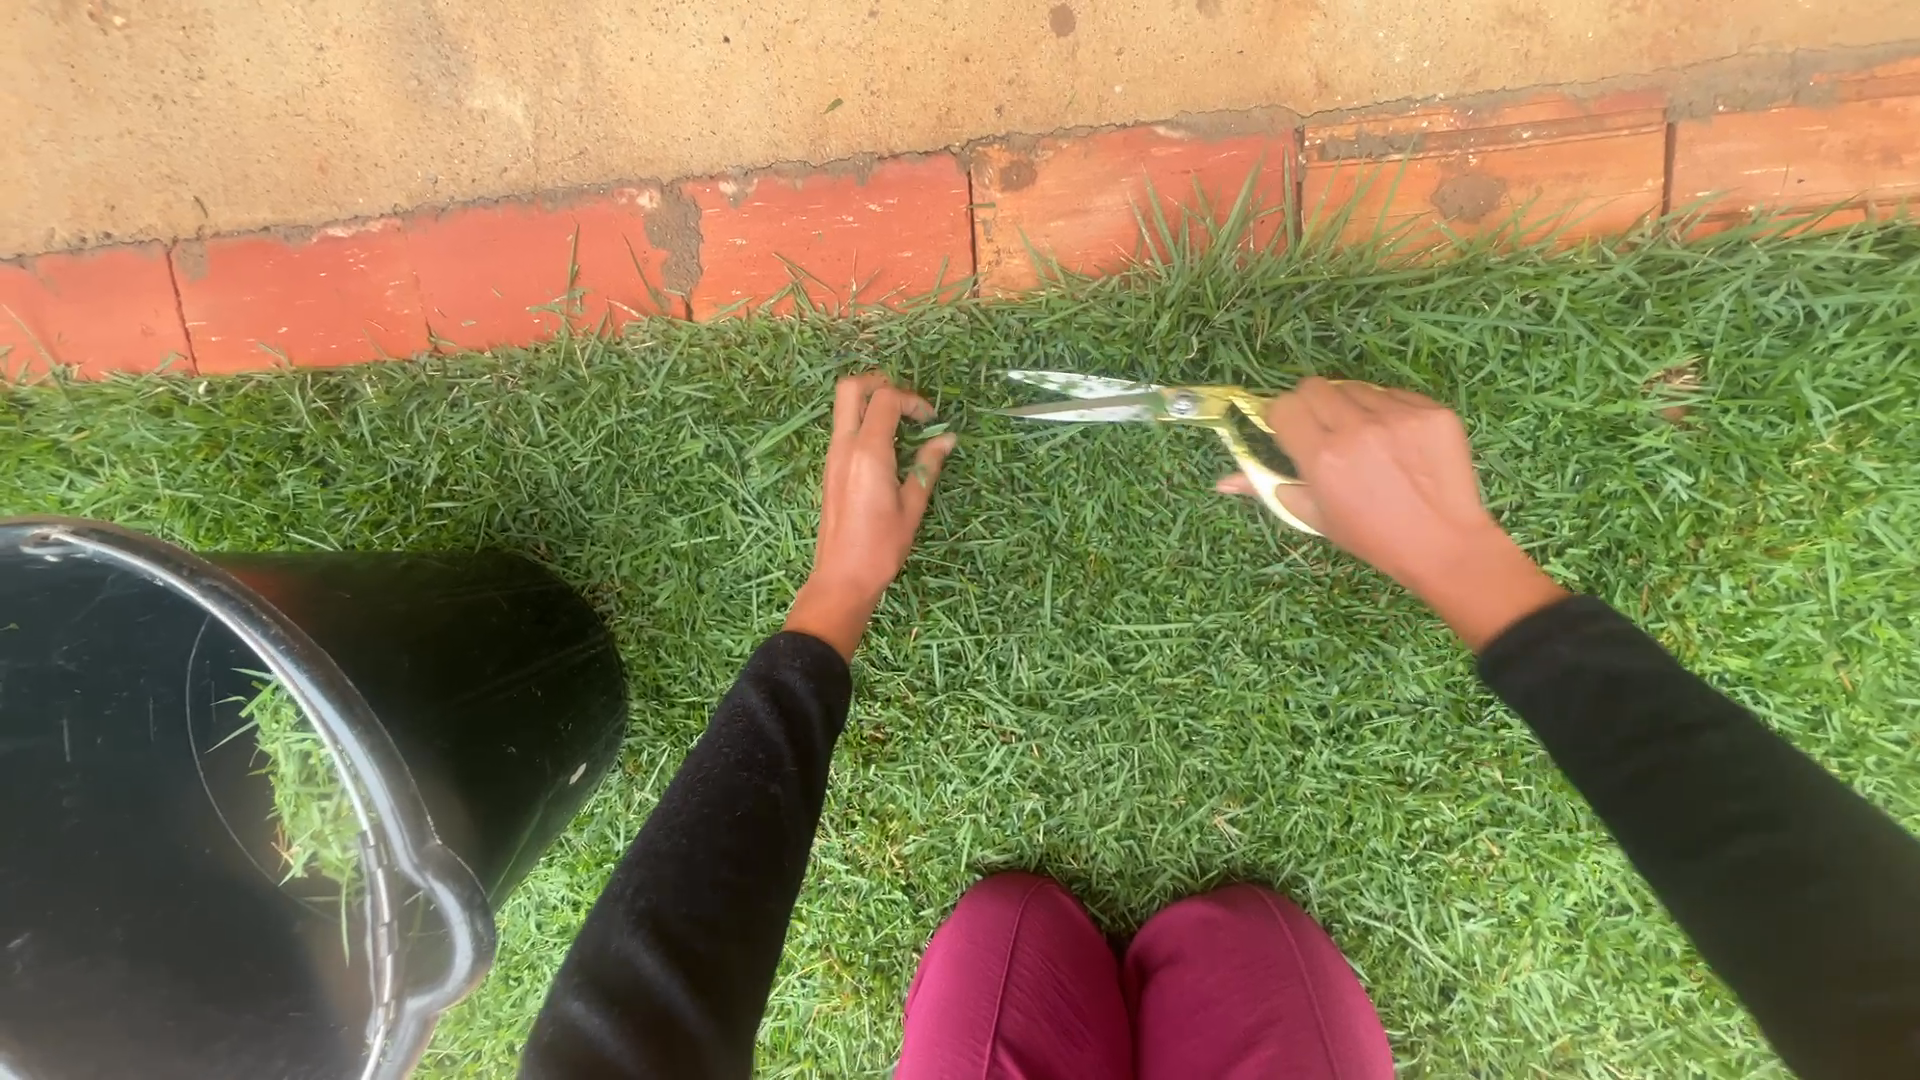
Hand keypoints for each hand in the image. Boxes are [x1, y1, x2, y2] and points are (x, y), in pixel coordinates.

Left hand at [784, 373, 957, 659]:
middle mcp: (844, 447)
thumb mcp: (913, 506)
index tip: (931, 420)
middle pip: (851, 389)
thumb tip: (947, 439)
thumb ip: (927, 466)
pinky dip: (865, 424)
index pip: (886, 400)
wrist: (842, 577)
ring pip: (844, 408)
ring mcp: (832, 457)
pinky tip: (889, 448)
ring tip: (902, 426)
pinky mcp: (830, 469)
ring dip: (872, 404)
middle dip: (880, 384)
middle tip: (907, 402)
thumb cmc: (882, 546)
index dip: (912, 400)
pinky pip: (844, 430)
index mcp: (867, 453)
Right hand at [1219, 377, 1564, 649]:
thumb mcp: (1312, 515)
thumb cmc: (1368, 535)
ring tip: (1361, 437)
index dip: (1280, 417)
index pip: (1283, 407)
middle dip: (1310, 406)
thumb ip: (1265, 489)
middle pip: (1313, 387)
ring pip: (1352, 387)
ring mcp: (1397, 417)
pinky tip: (1393, 440)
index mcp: (1322, 457)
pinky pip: (1392, 394)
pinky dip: (1384, 410)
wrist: (1442, 542)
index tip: (1288, 431)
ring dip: (1347, 405)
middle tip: (1321, 430)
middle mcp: (1356, 429)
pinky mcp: (1431, 411)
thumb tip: (1221, 482)